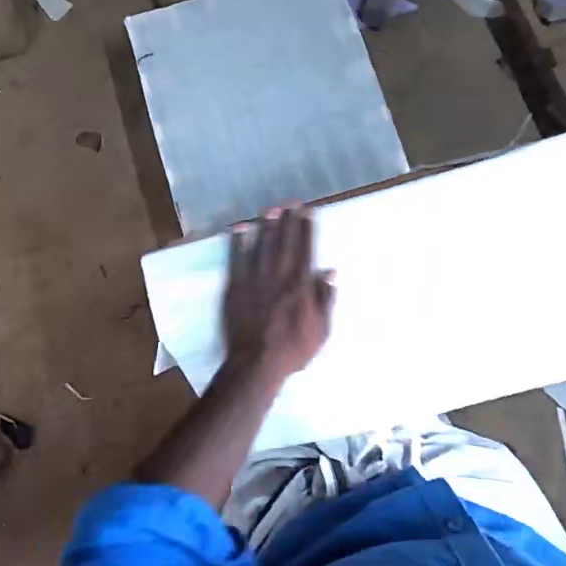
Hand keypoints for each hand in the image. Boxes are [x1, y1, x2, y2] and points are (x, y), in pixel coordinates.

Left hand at [222, 205, 334, 380]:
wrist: (256, 363)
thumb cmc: (292, 350)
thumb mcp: (321, 330)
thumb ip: (325, 299)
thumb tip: (330, 271)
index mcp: (300, 285)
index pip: (306, 249)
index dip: (307, 228)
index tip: (308, 211)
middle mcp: (278, 276)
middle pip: (284, 242)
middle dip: (288, 220)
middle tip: (290, 202)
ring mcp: (255, 280)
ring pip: (261, 246)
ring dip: (266, 226)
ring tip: (270, 209)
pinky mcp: (235, 287)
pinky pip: (236, 259)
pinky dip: (238, 243)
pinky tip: (240, 229)